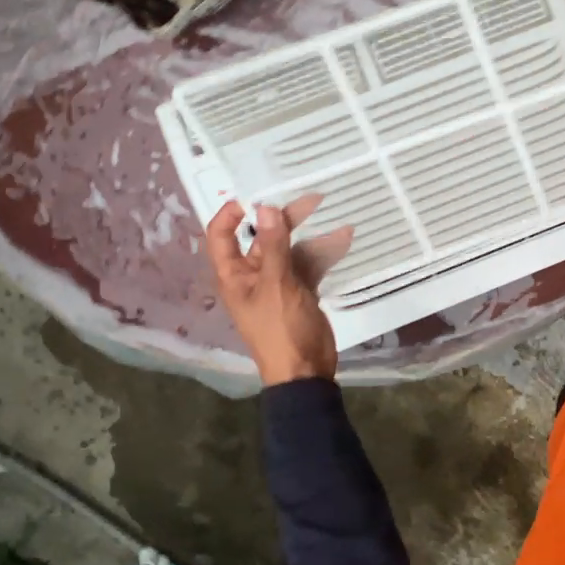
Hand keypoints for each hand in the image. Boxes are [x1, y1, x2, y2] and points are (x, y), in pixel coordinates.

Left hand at [205, 196, 354, 385]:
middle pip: (262, 238)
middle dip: (282, 218)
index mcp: (234, 275)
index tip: (256, 195)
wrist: (304, 370)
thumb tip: (266, 207)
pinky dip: (323, 252)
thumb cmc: (280, 329)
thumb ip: (272, 245)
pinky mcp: (301, 291)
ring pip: (290, 249)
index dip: (231, 214)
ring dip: (308, 233)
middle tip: (310, 198)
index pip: (221, 236)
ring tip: (330, 212)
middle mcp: (252, 275)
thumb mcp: (276, 284)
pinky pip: (308, 264)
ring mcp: (278, 283)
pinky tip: (343, 238)